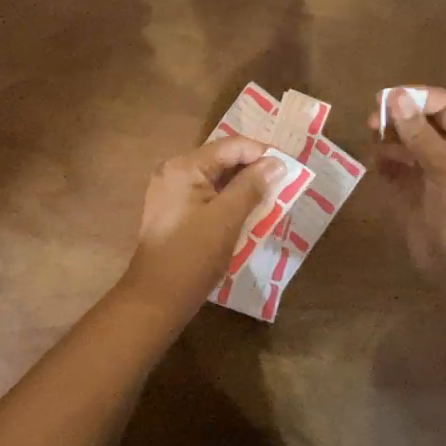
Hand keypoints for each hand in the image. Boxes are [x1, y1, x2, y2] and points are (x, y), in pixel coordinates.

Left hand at [118, 138, 284, 319]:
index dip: (262, 153)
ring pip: (216, 179)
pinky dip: (228, 200)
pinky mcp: (173, 210)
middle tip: (284, 185)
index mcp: (184, 166)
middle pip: (222, 160)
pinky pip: (206, 195)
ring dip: (243, 187)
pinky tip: (247, 213)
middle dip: (253, 171)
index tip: (290, 169)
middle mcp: (174, 171)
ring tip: (271, 199)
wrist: (155, 299)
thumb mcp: (227, 218)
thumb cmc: (192, 256)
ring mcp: (170, 191)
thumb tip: (276, 163)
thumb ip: (251, 186)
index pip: (231, 146)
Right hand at [369, 88, 445, 291]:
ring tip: (371, 142)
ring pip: (404, 142)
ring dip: (387, 138)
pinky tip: (374, 163)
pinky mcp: (412, 192)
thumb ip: (419, 134)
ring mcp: (431, 173)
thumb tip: (395, 97)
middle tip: (371, 120)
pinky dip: (383, 161)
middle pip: (421, 121)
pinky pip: (393, 167)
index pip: (445, 106)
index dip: (417, 97)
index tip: (385, 98)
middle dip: (398, 117)